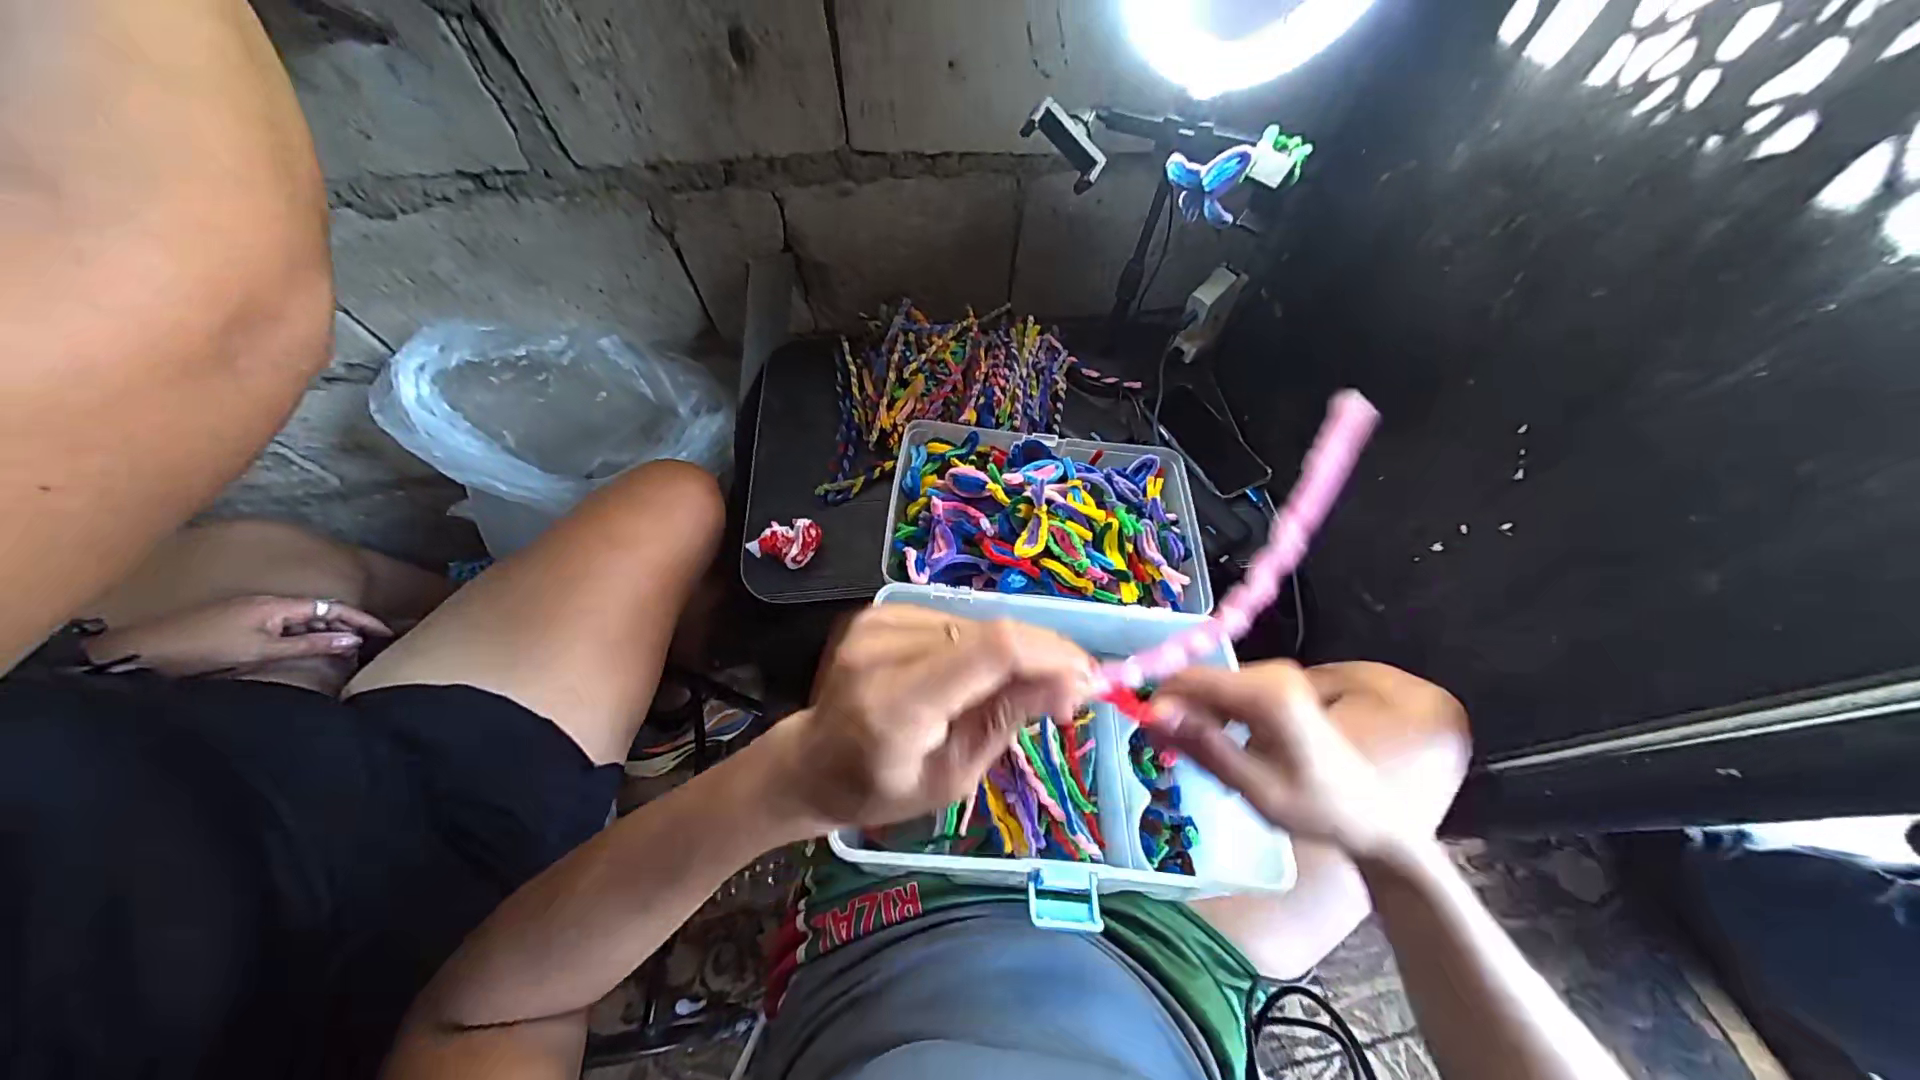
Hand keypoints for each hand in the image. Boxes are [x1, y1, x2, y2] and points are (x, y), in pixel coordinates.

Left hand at [84, 596, 392, 677]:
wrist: (140, 652)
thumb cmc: (203, 649)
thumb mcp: (263, 651)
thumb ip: (311, 645)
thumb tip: (354, 641)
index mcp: (278, 605)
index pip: (335, 608)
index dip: (363, 620)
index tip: (386, 632)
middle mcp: (270, 603)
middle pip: (322, 611)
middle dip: (350, 624)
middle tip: (373, 642)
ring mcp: (254, 613)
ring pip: (304, 619)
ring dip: (328, 631)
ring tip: (348, 648)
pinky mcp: (241, 624)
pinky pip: (287, 626)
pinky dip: (306, 636)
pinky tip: (311, 648)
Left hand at [762, 606, 1092, 833]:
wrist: (811, 762)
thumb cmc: (881, 788)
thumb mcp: (953, 776)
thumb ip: (1008, 719)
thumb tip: (1074, 681)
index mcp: (897, 703)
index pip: (990, 651)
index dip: (1051, 654)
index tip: (1090, 679)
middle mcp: (883, 648)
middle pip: (988, 630)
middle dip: (1044, 654)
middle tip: (1074, 687)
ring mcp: (877, 622)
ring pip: (976, 623)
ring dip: (1015, 650)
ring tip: (1025, 686)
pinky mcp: (879, 612)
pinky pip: (952, 621)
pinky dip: (981, 644)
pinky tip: (978, 673)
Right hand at [1149, 661, 1420, 860]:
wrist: (1374, 818)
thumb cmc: (1317, 810)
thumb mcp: (1254, 787)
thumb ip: (1204, 746)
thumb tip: (1153, 713)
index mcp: (1269, 694)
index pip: (1192, 678)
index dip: (1161, 701)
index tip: (1148, 737)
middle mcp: (1272, 673)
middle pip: (1198, 680)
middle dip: (1177, 713)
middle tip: (1171, 757)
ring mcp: (1276, 677)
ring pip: (1208, 687)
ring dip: (1192, 718)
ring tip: (1197, 759)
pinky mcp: (1275, 687)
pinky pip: (1225, 693)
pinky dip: (1211, 717)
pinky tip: (1218, 748)